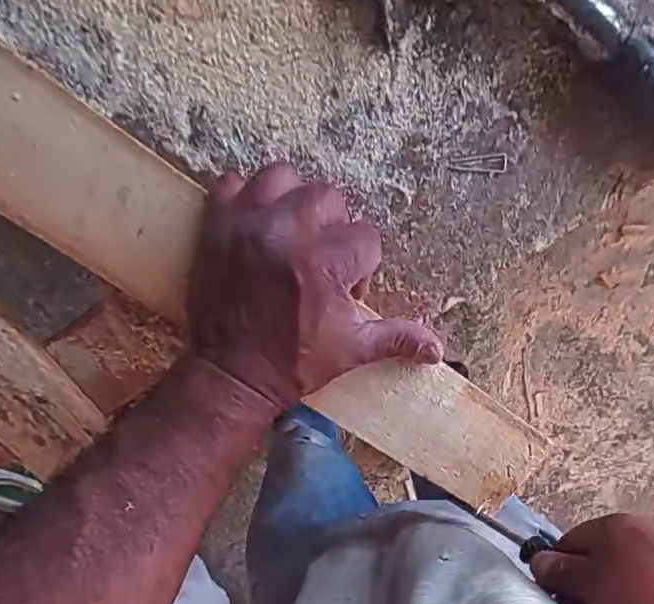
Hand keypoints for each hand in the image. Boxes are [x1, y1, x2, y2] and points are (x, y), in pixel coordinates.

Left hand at [187, 162, 442, 407]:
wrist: (232, 376)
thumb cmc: (292, 365)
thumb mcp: (351, 351)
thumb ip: (395, 338)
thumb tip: (436, 348)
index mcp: (326, 264)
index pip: (366, 239)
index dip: (359, 268)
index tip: (341, 292)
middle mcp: (288, 234)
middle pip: (329, 198)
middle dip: (331, 229)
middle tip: (317, 264)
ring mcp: (249, 225)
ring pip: (283, 177)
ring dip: (292, 201)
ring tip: (288, 236)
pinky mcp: (217, 225)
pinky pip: (232, 183)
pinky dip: (245, 200)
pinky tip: (254, 228)